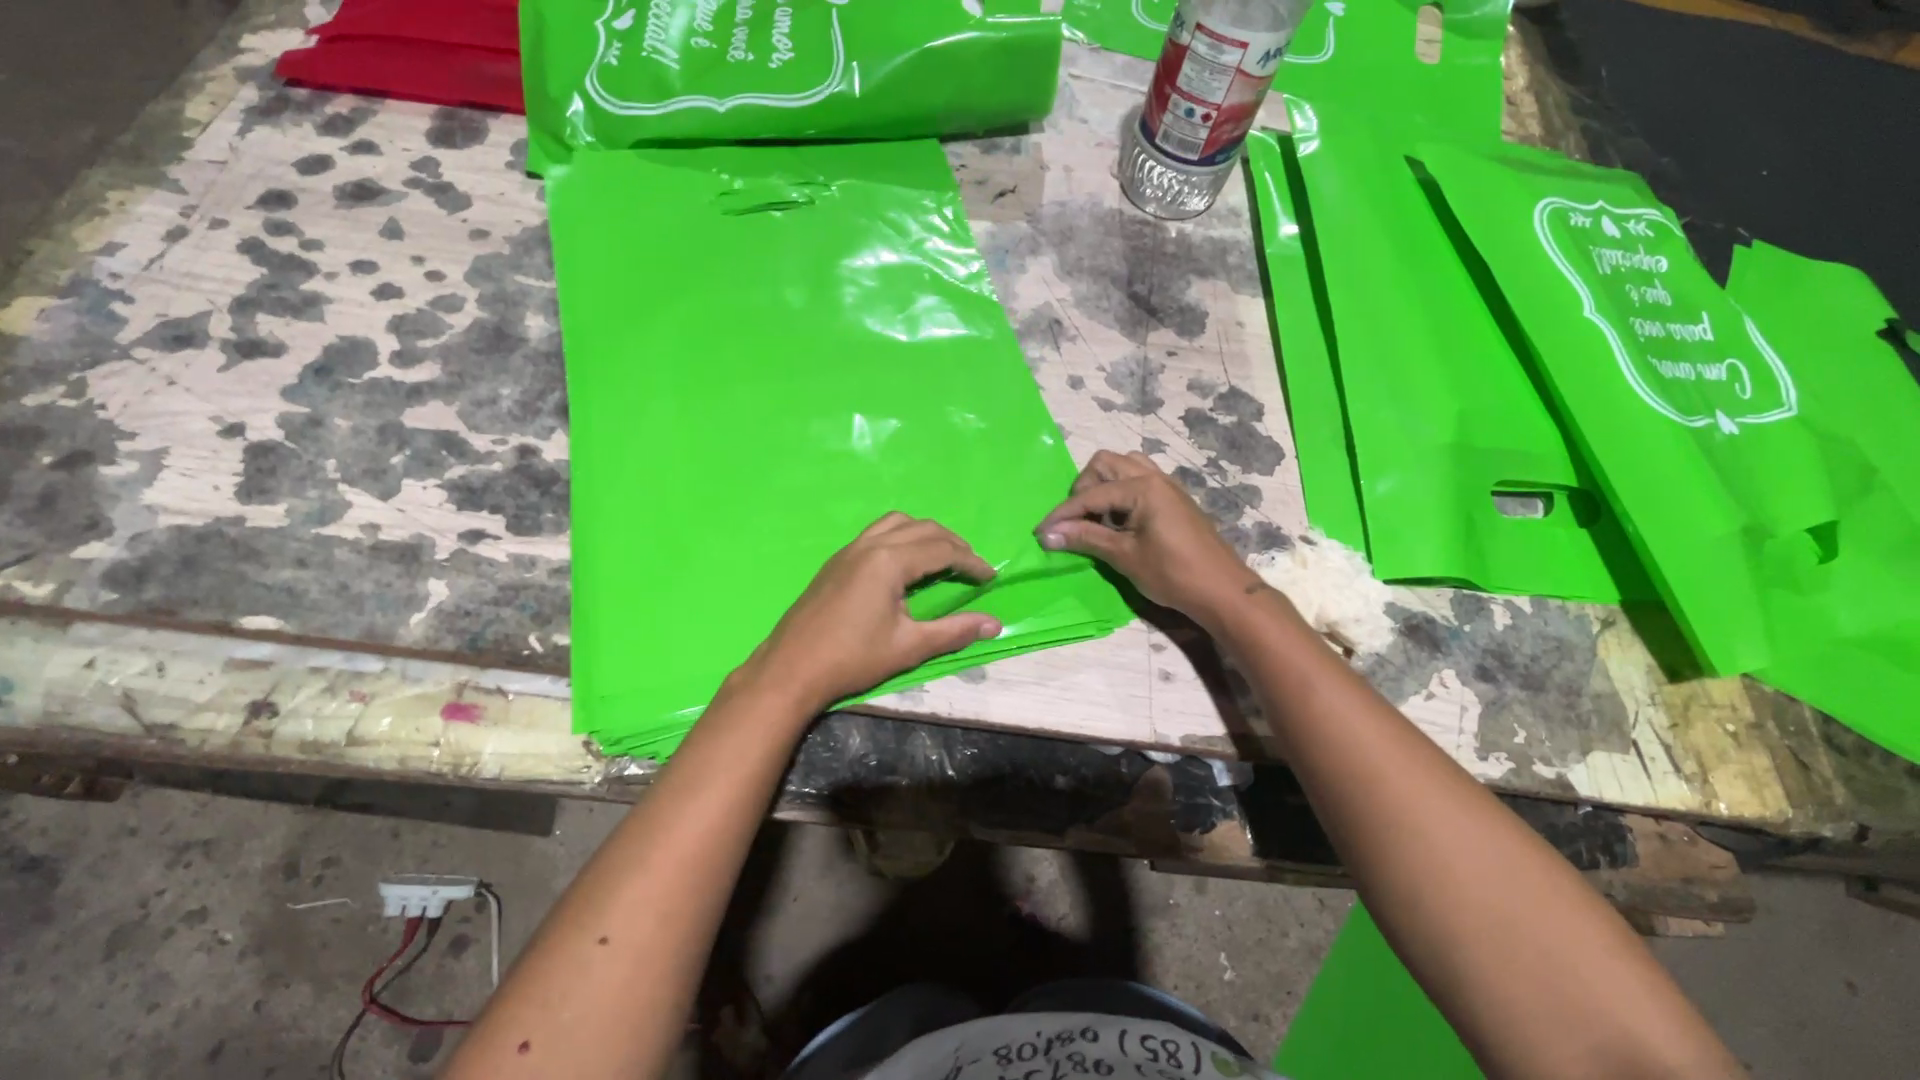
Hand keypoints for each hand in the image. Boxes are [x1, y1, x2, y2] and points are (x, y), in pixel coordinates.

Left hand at [736, 513, 1002, 714]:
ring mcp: (848, 551)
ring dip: (925, 535)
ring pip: (896, 523)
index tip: (992, 578)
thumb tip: (995, 623)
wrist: (790, 669)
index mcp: (888, 561)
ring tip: (943, 559)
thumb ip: (954, 631)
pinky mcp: (836, 563)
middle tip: (973, 568)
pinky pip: (877, 534)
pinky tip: (906, 567)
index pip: (942, 549)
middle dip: (953, 544)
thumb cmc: (852, 659)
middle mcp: (869, 545)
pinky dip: (902, 539)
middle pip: (922, 528)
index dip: (972, 562)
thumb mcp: (909, 647)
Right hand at [1037, 450, 1260, 625]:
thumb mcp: (1124, 557)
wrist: (1222, 590)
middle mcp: (1154, 477)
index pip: (1090, 494)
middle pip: (1105, 464)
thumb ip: (1086, 539)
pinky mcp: (1173, 499)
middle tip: (1076, 522)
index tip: (1041, 533)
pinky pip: (1139, 480)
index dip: (1062, 514)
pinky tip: (1119, 522)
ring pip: (1124, 467)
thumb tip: (1048, 534)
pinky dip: (1121, 493)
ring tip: (1097, 519)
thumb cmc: (1173, 574)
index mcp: (1142, 488)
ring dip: (1103, 486)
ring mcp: (1167, 486)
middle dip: (1083, 489)